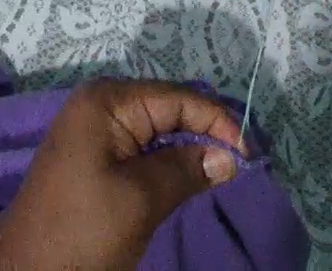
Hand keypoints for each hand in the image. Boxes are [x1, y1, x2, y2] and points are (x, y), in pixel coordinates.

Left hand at [0, 79, 241, 270]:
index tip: (250, 155)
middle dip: (206, 130)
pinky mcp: (94, 156)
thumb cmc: (81, 233)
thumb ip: (186, 169)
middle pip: (169, 107)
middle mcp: (101, 103)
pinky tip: (189, 174)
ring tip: (224, 168)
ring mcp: (95, 129)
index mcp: (108, 101)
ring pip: (158, 128)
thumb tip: (230, 155)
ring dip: (189, 146)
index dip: (217, 121)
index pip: (178, 98)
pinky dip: (169, 158)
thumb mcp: (140, 200)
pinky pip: (142, 146)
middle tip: (242, 161)